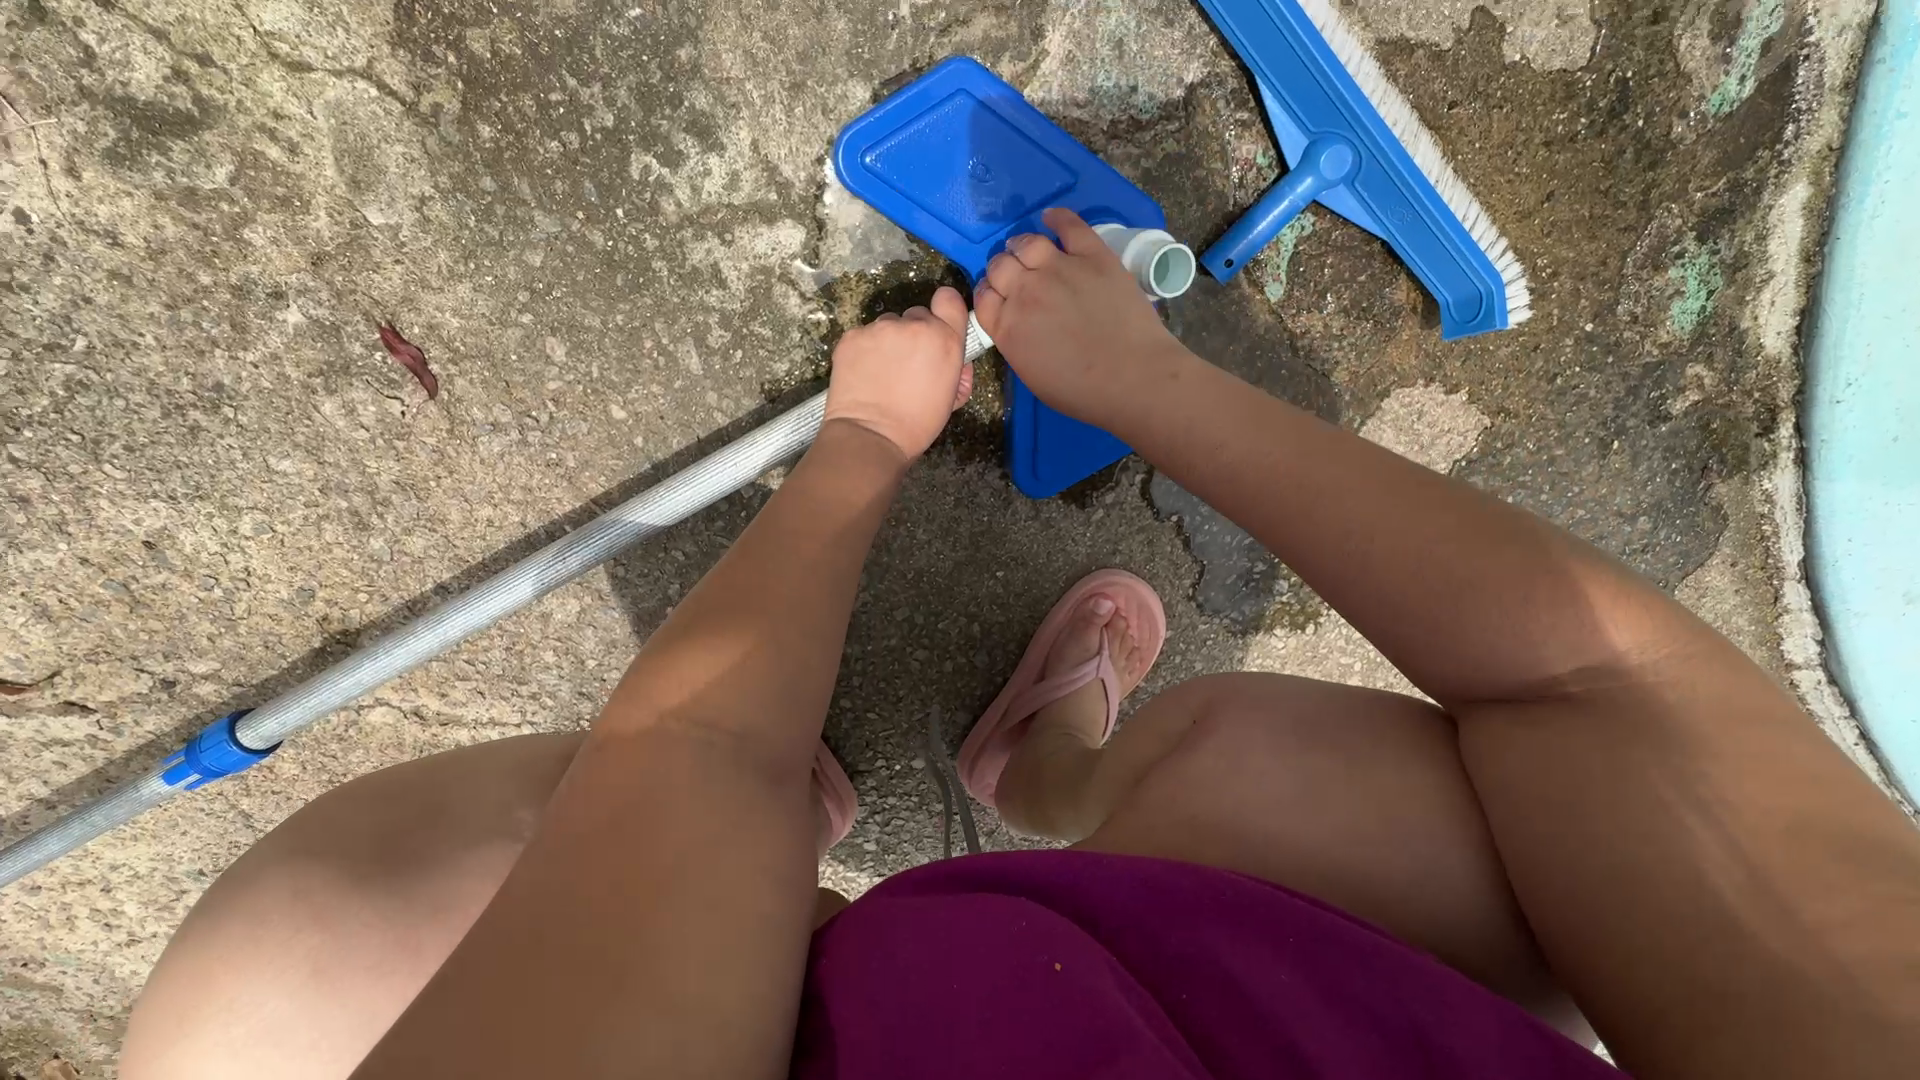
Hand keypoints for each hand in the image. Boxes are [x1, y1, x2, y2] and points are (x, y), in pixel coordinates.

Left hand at [823, 285, 972, 460]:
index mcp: (945, 340)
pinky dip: (864, 350)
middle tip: (906, 364)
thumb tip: (955, 363)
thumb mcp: (951, 400)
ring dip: (888, 342)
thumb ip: (958, 372)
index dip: (944, 310)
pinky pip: (863, 336)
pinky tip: (863, 374)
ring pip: (888, 325)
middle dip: (913, 334)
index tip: (937, 326)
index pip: (948, 299)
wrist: (871, 437)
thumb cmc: (917, 425)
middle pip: (916, 315)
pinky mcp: (852, 336)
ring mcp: (880, 329)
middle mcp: (914, 326)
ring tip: (882, 373)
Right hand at [973, 207, 1182, 426]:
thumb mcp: (1031, 375)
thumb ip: (1016, 342)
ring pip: (1027, 243)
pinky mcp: (1093, 256)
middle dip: (1003, 270)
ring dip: (1021, 245)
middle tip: (1015, 276)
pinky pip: (1070, 226)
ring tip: (1027, 250)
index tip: (999, 297)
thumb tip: (1017, 324)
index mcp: (1007, 327)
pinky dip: (1057, 218)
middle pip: (999, 266)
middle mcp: (1025, 291)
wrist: (1133, 377)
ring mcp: (1059, 268)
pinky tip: (1051, 218)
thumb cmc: (1082, 391)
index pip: (983, 297)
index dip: (989, 294)